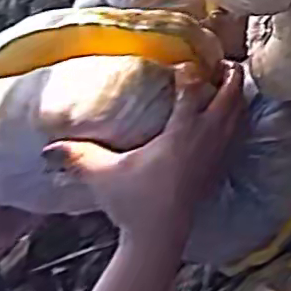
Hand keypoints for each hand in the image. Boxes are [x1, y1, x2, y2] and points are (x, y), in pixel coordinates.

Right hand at [42, 61, 244, 248]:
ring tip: (226, 81)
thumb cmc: (134, 200)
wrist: (162, 228)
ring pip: (241, 104)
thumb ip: (80, 157)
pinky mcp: (228, 154)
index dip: (189, 73)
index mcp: (185, 130)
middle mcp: (210, 131)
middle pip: (232, 90)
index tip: (182, 63)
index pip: (193, 90)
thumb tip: (49, 146)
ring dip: (237, 89)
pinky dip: (239, 108)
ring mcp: (224, 142)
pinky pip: (242, 121)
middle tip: (220, 62)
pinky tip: (229, 109)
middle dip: (229, 72)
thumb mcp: (103, 176)